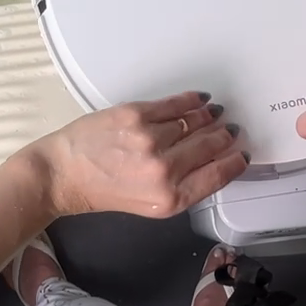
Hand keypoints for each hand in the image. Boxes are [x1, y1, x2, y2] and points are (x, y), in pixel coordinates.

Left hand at [26, 92, 249, 217]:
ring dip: (210, 116)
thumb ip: (182, 187)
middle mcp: (163, 170)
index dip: (234, 162)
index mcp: (169, 198)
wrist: (63, 174)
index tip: (241, 154)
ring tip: (216, 114)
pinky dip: (191, 100)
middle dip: (225, 136)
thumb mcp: (149, 205)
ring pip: (195, 122)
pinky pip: (174, 104)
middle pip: (210, 146)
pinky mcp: (135, 115)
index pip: (217, 176)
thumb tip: (210, 163)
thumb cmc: (100, 190)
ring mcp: (149, 139)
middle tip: (231, 130)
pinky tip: (199, 100)